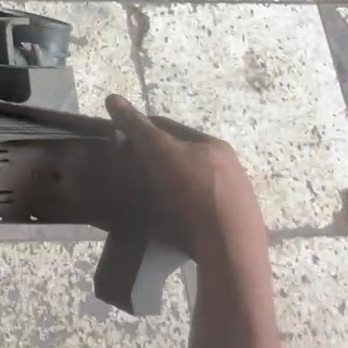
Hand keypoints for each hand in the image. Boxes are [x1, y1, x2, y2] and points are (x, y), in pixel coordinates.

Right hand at [104, 94, 265, 261]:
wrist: (230, 250)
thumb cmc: (192, 191)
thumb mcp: (158, 150)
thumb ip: (135, 124)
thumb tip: (111, 97)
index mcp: (213, 144)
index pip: (166, 126)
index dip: (138, 130)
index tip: (118, 142)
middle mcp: (230, 167)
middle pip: (178, 154)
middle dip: (152, 158)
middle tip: (128, 169)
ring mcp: (235, 197)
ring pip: (188, 180)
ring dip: (165, 183)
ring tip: (144, 194)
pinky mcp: (234, 224)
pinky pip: (198, 205)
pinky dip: (180, 205)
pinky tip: (168, 214)